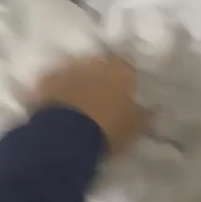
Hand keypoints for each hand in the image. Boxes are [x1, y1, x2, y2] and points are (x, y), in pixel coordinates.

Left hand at [28, 55, 147, 155]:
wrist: (65, 138)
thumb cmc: (108, 130)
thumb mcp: (134, 128)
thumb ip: (145, 115)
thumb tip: (155, 108)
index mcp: (120, 71)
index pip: (127, 64)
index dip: (127, 76)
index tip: (127, 88)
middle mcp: (94, 63)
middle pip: (99, 63)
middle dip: (101, 74)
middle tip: (103, 92)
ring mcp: (67, 69)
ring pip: (75, 68)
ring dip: (78, 78)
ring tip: (79, 95)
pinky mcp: (44, 82)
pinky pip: (52, 80)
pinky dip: (55, 86)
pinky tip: (57, 97)